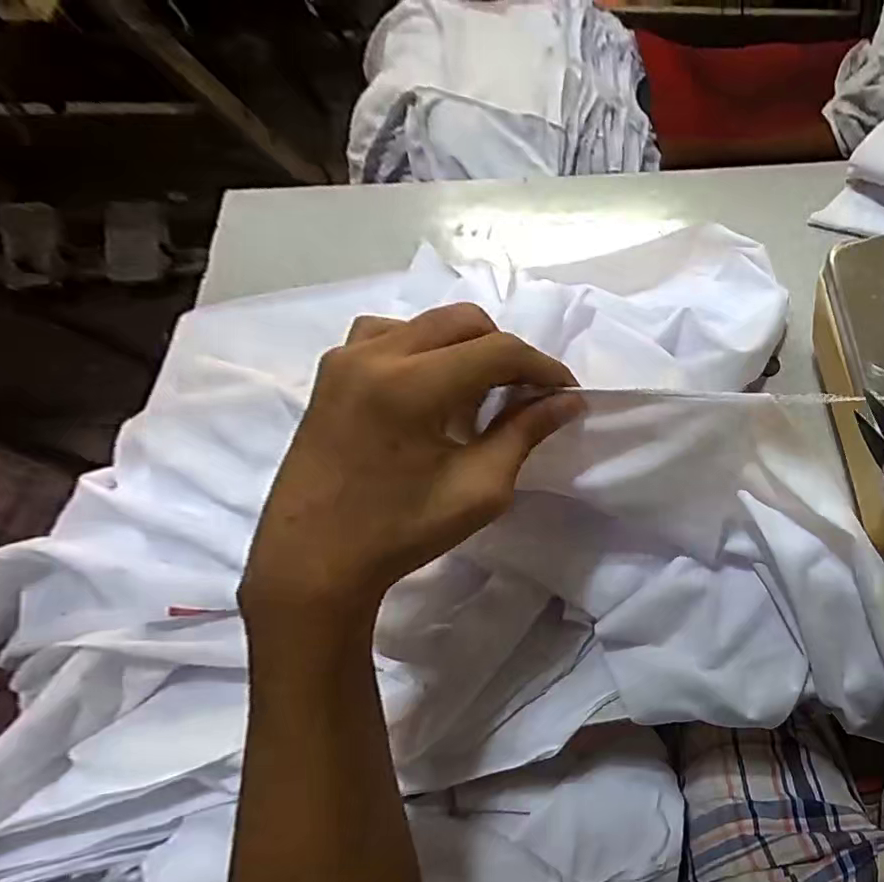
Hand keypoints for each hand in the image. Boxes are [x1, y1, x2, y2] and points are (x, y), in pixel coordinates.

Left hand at [241, 303, 582, 617]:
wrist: (315, 556)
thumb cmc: (403, 531)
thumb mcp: (481, 488)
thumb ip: (524, 433)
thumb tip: (567, 401)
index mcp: (412, 386)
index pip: (499, 350)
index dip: (544, 368)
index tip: (567, 395)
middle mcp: (375, 355)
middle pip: (465, 322)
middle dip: (509, 353)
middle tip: (528, 397)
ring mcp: (347, 358)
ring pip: (429, 323)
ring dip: (468, 349)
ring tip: (480, 396)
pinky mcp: (333, 371)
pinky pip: (392, 335)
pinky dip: (428, 351)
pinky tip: (436, 391)